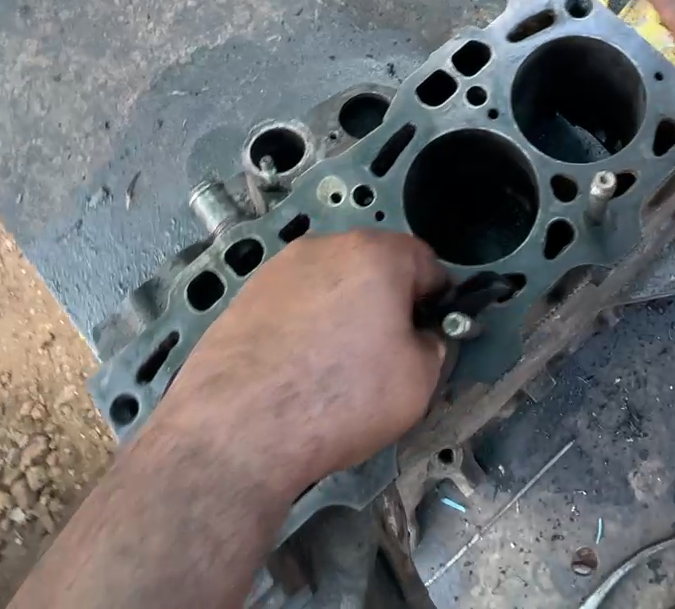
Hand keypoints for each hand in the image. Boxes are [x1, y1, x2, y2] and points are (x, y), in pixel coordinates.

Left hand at [143, 231, 447, 500]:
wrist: (239, 428)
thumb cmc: (339, 398)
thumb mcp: (418, 381)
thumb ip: (433, 345)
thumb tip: (422, 338)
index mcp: (375, 253)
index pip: (425, 262)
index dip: (435, 300)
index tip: (431, 333)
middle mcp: (326, 246)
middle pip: (373, 267)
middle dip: (386, 303)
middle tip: (386, 354)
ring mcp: (279, 268)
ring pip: (330, 284)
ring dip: (342, 313)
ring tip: (335, 368)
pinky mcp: (246, 295)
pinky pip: (293, 303)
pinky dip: (303, 326)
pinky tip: (298, 370)